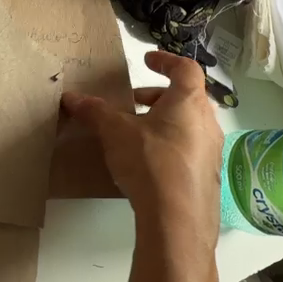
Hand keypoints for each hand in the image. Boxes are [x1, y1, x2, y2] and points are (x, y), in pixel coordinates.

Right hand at [61, 52, 222, 254]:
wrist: (177, 222)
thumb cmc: (150, 163)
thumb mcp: (115, 132)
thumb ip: (95, 111)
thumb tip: (71, 98)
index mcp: (189, 103)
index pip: (186, 68)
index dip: (166, 60)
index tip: (147, 59)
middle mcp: (207, 123)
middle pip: (187, 97)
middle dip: (159, 96)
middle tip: (134, 101)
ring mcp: (212, 152)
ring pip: (189, 125)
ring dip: (164, 121)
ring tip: (136, 132)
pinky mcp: (208, 178)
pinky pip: (190, 149)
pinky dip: (170, 144)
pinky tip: (147, 162)